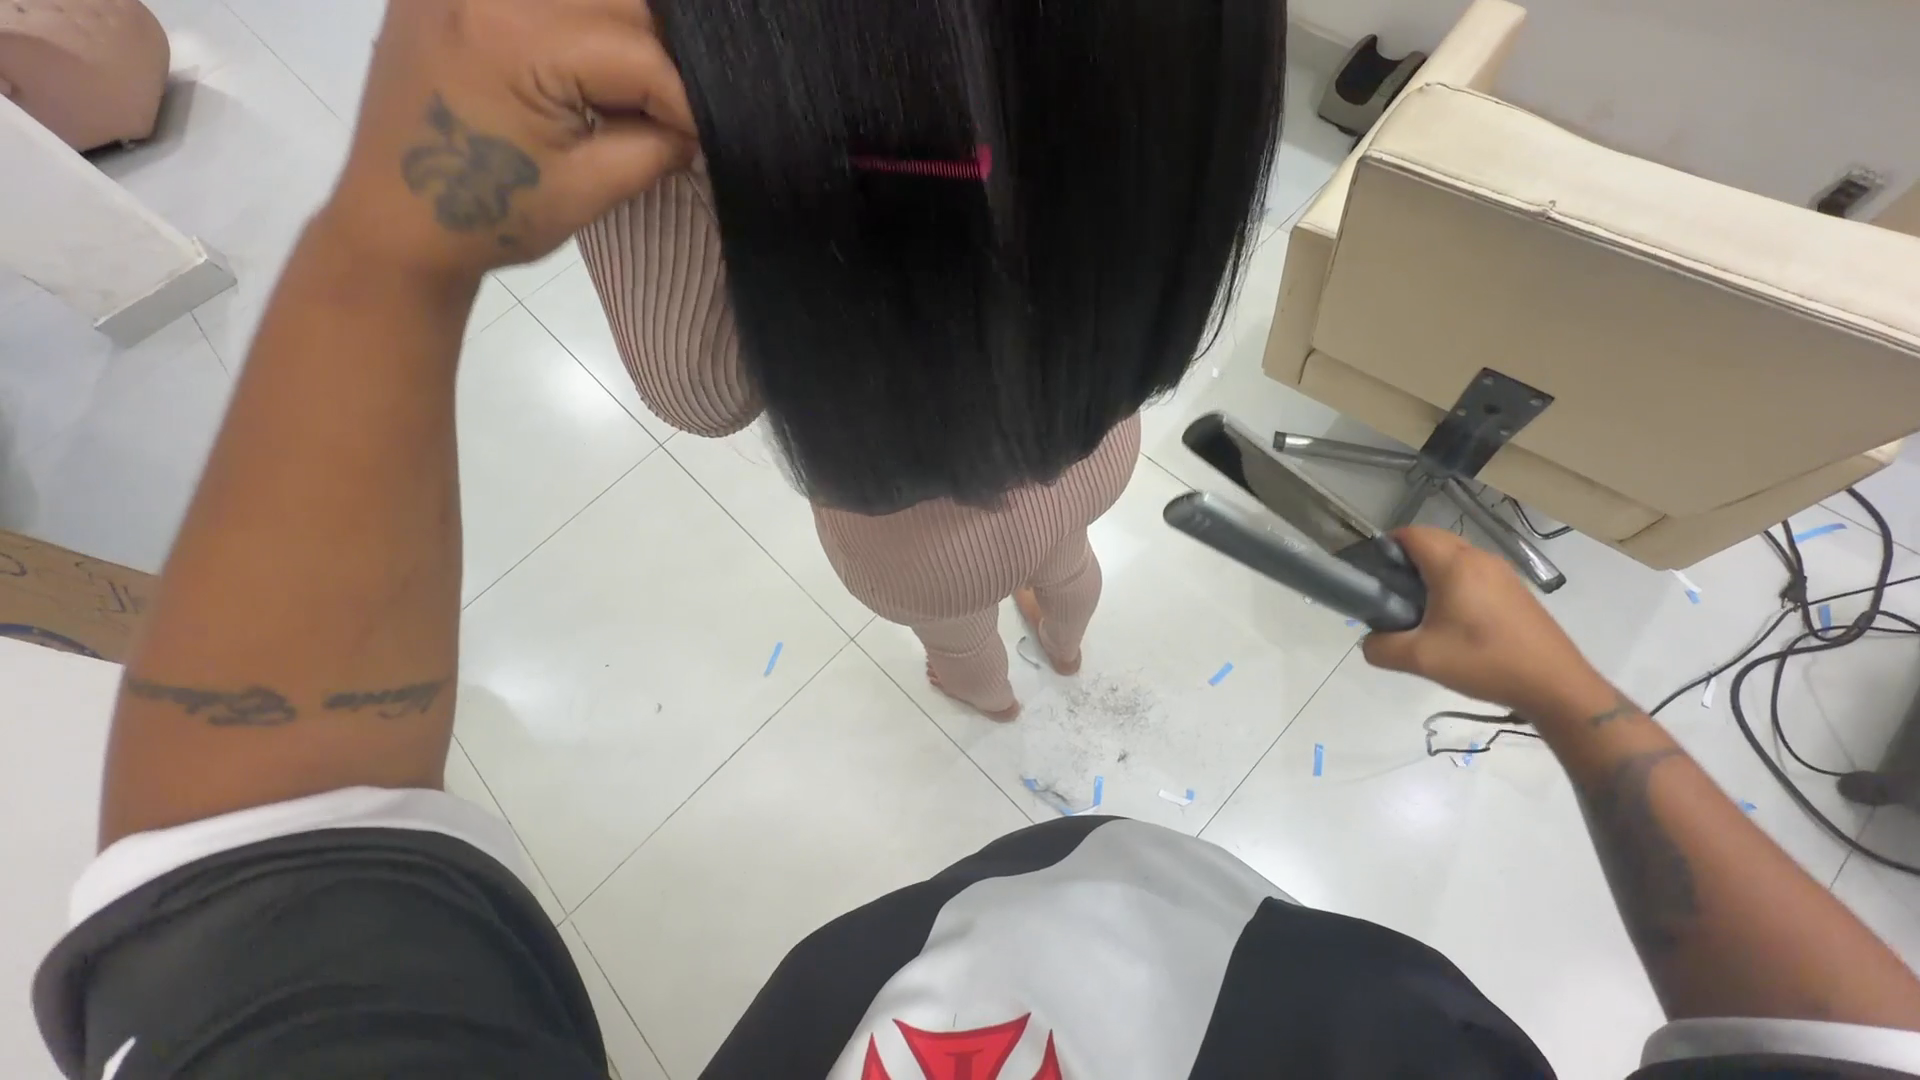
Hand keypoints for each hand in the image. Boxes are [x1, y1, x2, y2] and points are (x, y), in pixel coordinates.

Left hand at [322, 0, 696, 280]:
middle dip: (664, 59)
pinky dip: (582, 20)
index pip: (641, 52)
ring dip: (627, 33)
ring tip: (638, 88)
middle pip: (621, 0)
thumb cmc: (493, 215)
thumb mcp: (591, 188)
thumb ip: (657, 147)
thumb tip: (697, 127)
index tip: (706, 140)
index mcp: (518, 38)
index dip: (686, 100)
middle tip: (677, 113)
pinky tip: (589, 63)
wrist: (396, 219)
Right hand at [1361, 527, 1605, 718]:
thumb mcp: (1420, 659)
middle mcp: (1480, 559)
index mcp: (1455, 565)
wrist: (1556, 686)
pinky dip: (1454, 585)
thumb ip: (1380, 647)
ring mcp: (1503, 574)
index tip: (1372, 575)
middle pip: (1432, 541)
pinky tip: (1452, 621)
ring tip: (1418, 610)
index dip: (1385, 547)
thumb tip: (1371, 640)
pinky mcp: (1516, 591)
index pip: (1410, 534)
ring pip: (1454, 558)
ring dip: (1430, 573)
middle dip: (1405, 560)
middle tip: (1390, 594)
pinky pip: (1474, 574)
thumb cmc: (1485, 662)